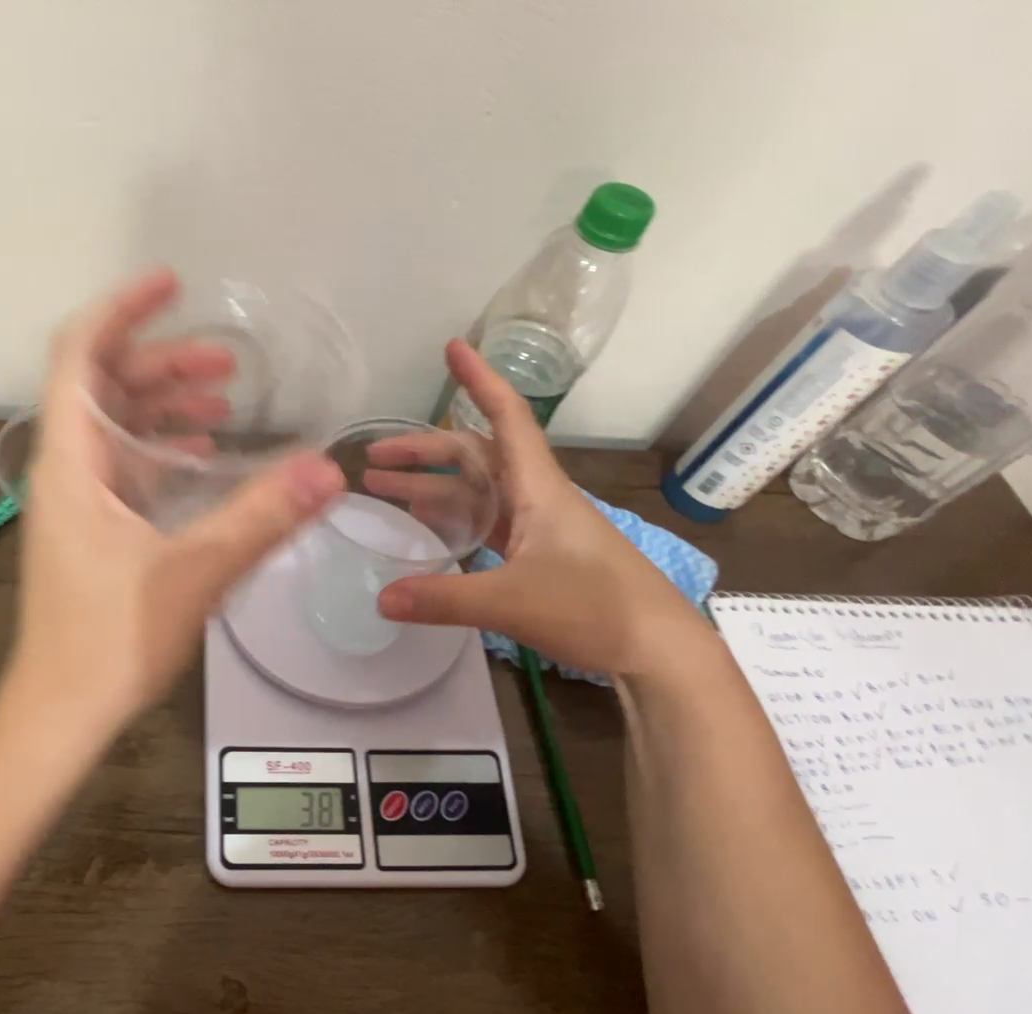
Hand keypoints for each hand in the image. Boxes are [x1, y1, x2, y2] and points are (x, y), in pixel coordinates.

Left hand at [0, 268, 343, 733]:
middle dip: (161, 363)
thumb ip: (260, 518)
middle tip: (226, 365)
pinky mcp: (92, 532)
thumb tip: (330, 469)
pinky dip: (163, 452)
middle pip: (103, 388)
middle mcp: (65, 471)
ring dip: (165, 407)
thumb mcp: (192, 573)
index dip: (121, 310)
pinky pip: (126, 470)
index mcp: (70, 462)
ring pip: (117, 430)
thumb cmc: (108, 643)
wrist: (59, 714)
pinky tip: (206, 460)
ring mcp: (76, 503)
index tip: (171, 284)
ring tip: (224, 403)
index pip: (79, 355)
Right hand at [375, 340, 708, 674]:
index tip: (453, 347)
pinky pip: (487, 521)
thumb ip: (442, 599)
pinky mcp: (541, 555)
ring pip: (478, 491)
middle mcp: (538, 496)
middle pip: (475, 457)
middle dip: (424, 451)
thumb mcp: (510, 602)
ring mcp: (541, 527)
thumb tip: (380, 599)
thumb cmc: (594, 607)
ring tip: (383, 490)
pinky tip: (426, 528)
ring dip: (432, 486)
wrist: (657, 649)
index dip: (479, 380)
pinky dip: (452, 518)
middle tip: (374, 458)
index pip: (506, 418)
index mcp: (538, 488)